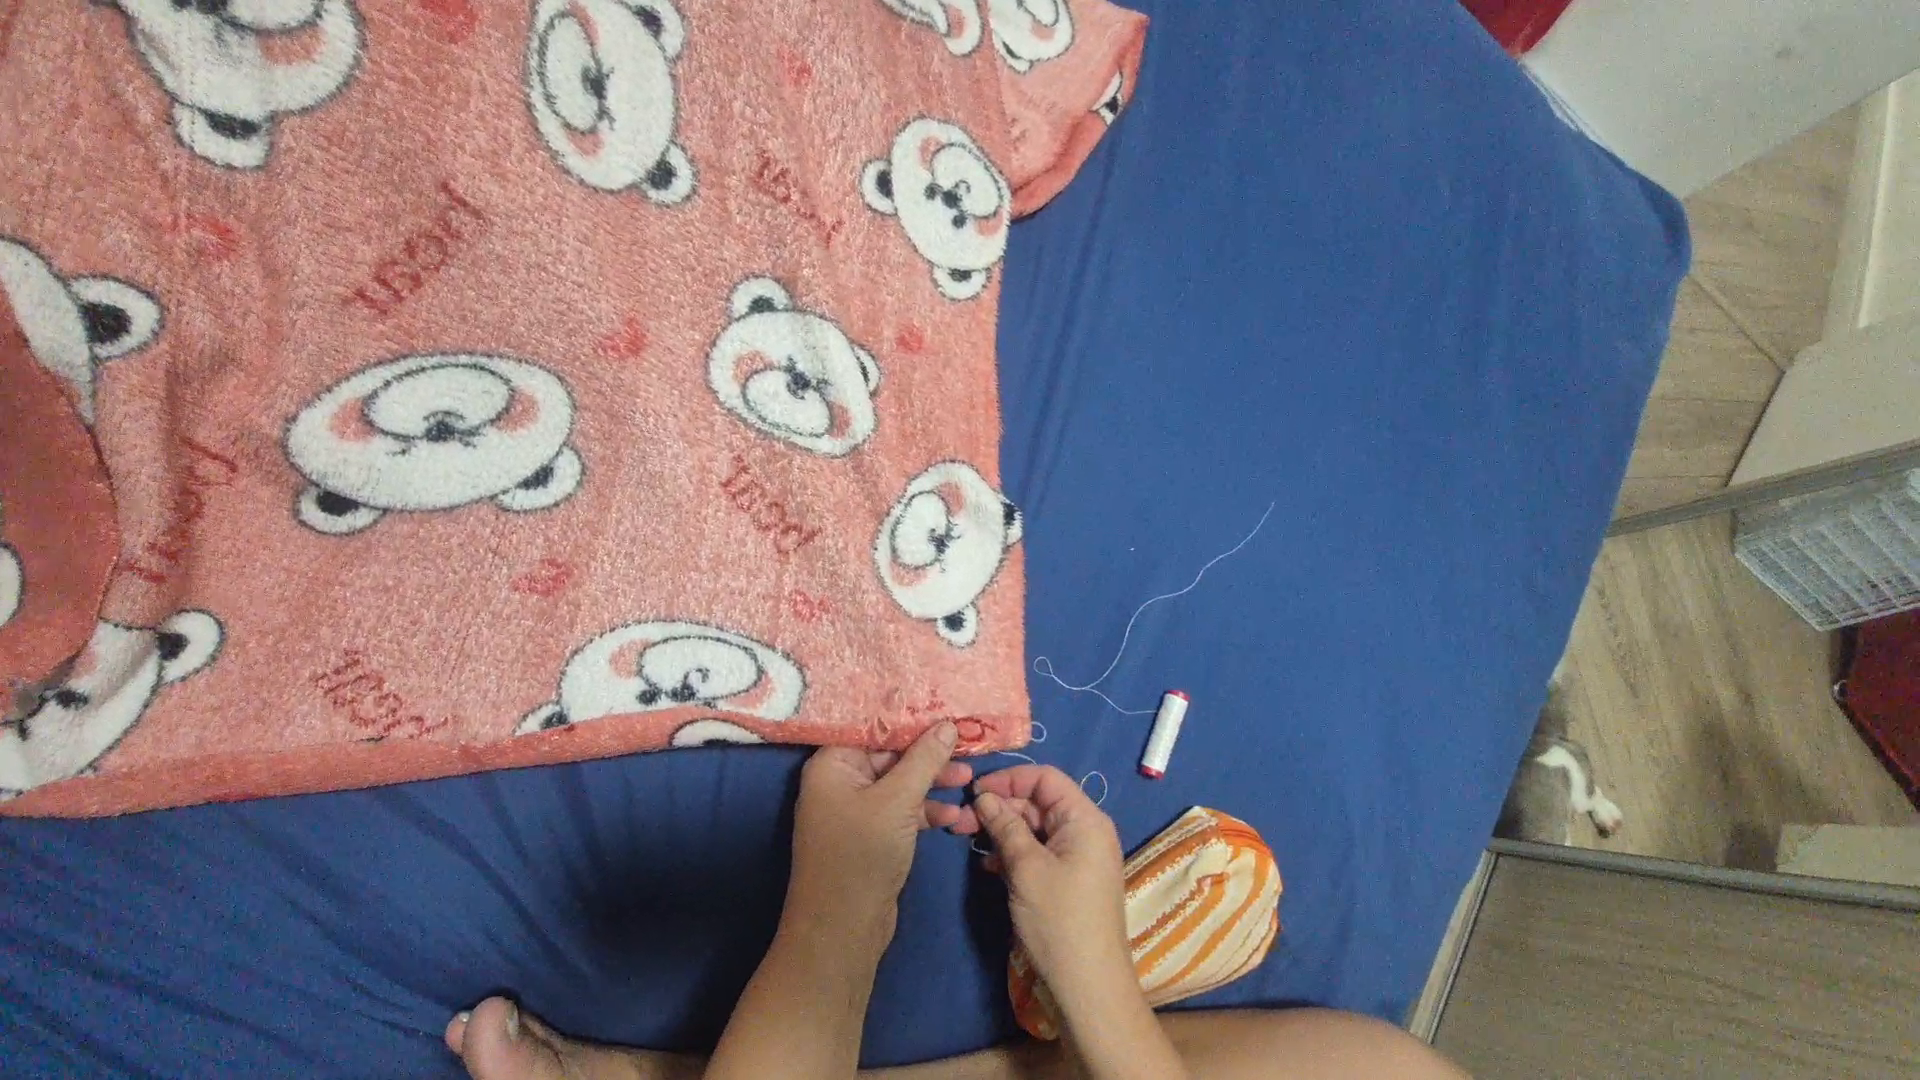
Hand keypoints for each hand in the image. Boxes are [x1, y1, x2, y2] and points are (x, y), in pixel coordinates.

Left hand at [787, 722, 971, 937]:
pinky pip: (901, 810)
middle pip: (888, 753)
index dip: (908, 717)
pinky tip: (953, 816)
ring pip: (899, 782)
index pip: (871, 725)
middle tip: (965, 746)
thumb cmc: (862, 854)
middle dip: (927, 752)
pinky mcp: (871, 834)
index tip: (943, 707)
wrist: (842, 931)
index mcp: (833, 764)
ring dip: (931, 781)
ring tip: (967, 778)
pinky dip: (924, 810)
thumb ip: (924, 760)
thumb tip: (947, 724)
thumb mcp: (897, 801)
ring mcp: (855, 810)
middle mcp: (840, 781)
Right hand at [968, 764, 1131, 1004]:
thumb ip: (1005, 826)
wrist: (1089, 987)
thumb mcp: (1026, 868)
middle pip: (1038, 801)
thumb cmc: (1060, 920)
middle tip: (961, 820)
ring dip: (1002, 830)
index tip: (974, 791)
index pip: (1045, 777)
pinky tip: (989, 865)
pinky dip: (1014, 852)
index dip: (1008, 779)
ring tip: (967, 839)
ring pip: (1035, 827)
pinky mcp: (1069, 878)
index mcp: (1085, 819)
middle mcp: (1085, 830)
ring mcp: (1078, 856)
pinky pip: (1038, 851)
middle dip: (1000, 806)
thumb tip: (984, 797)